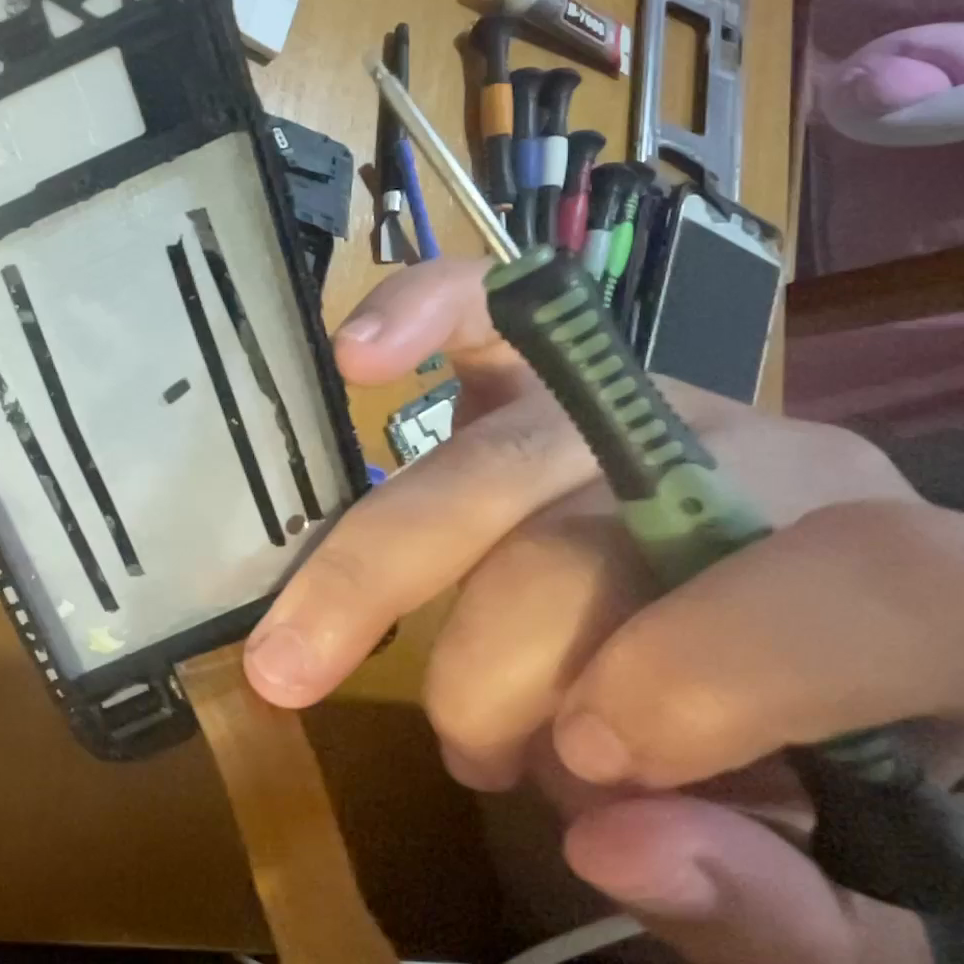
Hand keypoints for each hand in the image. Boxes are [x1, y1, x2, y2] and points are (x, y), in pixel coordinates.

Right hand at [246, 258, 961, 962]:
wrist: (787, 675)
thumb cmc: (845, 791)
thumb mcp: (867, 909)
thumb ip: (780, 907)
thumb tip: (615, 845)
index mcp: (932, 596)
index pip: (862, 580)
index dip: (706, 674)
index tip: (594, 773)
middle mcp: (787, 466)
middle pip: (599, 516)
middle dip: (492, 654)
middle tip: (474, 761)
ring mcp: (661, 408)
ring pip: (492, 456)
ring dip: (383, 571)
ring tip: (321, 663)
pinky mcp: (567, 388)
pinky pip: (493, 321)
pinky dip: (423, 317)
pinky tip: (358, 349)